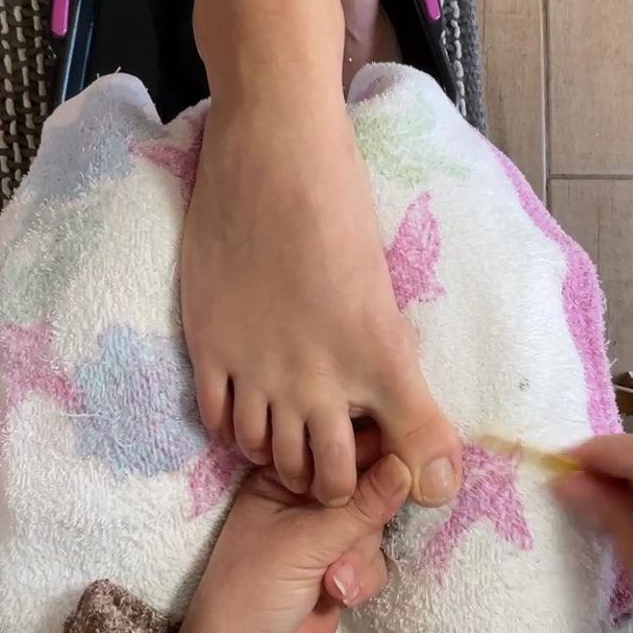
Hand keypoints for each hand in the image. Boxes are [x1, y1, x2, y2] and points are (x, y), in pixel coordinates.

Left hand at [172, 453, 412, 632]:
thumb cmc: (254, 591)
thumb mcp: (304, 543)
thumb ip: (360, 506)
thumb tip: (406, 465)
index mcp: (282, 476)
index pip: (335, 449)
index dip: (370, 454)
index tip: (403, 460)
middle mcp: (306, 500)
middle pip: (366, 485)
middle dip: (366, 519)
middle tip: (350, 542)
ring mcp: (325, 536)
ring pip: (374, 525)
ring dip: (360, 556)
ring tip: (334, 582)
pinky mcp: (342, 570)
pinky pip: (376, 558)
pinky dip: (364, 578)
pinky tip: (340, 597)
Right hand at [181, 79, 462, 508]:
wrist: (273, 152)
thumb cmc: (339, 202)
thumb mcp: (382, 280)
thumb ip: (390, 351)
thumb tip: (394, 394)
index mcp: (381, 356)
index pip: (418, 449)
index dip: (422, 474)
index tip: (409, 464)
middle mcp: (319, 378)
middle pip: (329, 476)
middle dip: (338, 480)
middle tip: (338, 451)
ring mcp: (258, 368)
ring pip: (272, 458)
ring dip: (287, 460)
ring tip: (293, 437)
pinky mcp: (210, 348)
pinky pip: (220, 424)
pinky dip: (239, 434)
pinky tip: (250, 416)